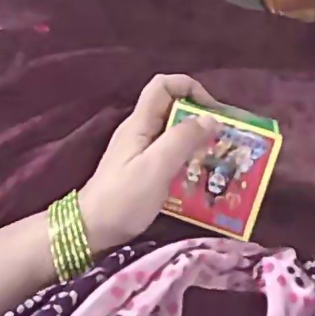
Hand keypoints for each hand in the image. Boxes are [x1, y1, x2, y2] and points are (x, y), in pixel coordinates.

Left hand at [78, 74, 220, 247]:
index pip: (163, 85)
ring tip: (218, 159)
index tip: (213, 113)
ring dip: (196, 141)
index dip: (190, 88)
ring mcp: (139, 151)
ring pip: (173, 132)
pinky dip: (187, 158)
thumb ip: (182, 140)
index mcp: (139, 123)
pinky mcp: (142, 170)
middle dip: (199, 118)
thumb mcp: (156, 167)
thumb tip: (211, 118)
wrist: (91, 230)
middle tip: (223, 140)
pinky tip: (200, 177)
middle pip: (172, 108)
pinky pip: (169, 154)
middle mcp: (139, 131)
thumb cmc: (123, 199)